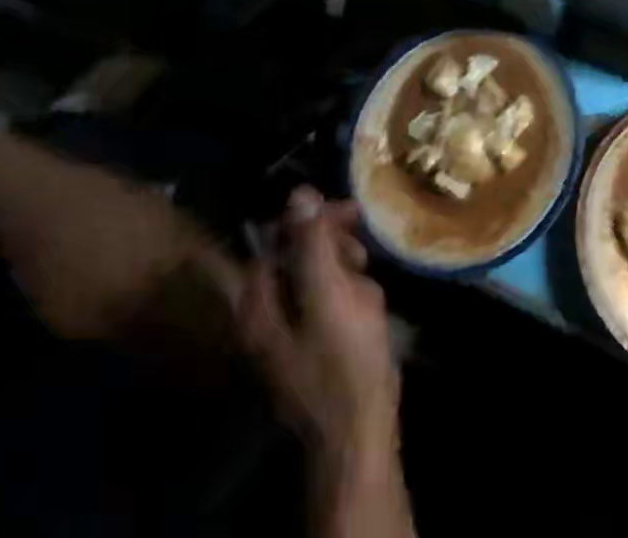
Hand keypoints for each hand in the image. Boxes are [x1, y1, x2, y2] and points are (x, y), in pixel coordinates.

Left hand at [230, 187, 396, 459]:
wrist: (360, 434)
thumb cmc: (343, 362)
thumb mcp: (331, 295)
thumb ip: (312, 244)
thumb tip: (299, 193)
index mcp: (257, 303)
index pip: (276, 239)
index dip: (313, 222)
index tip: (352, 215)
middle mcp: (263, 315)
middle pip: (295, 257)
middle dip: (334, 252)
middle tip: (363, 256)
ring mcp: (287, 333)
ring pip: (317, 279)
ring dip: (347, 276)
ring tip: (369, 292)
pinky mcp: (312, 345)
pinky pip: (329, 304)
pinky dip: (351, 299)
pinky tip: (370, 312)